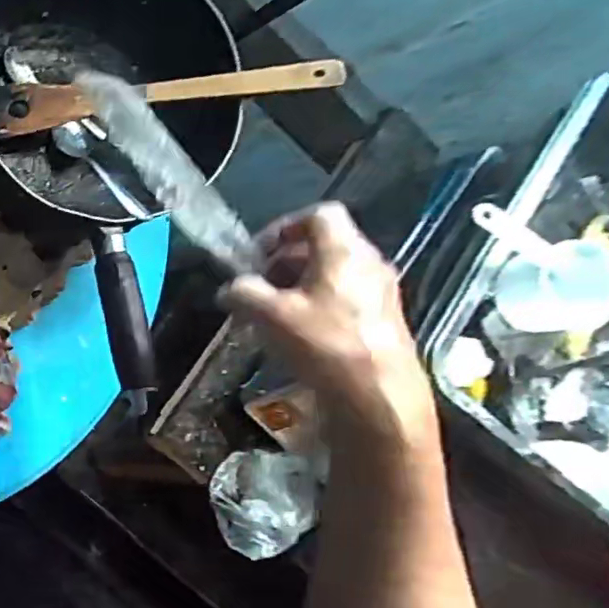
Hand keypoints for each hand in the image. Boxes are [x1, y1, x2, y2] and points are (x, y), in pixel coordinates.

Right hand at [220, 203, 435, 445]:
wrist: (375, 392)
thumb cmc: (322, 343)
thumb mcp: (265, 313)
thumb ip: (241, 291)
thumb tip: (232, 288)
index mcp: (345, 253)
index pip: (318, 215)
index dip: (281, 227)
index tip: (254, 254)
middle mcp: (367, 264)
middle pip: (320, 244)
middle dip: (278, 261)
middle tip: (253, 286)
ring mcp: (376, 290)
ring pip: (326, 271)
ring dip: (290, 284)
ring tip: (265, 312)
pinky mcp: (375, 316)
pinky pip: (336, 294)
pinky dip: (307, 303)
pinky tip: (289, 330)